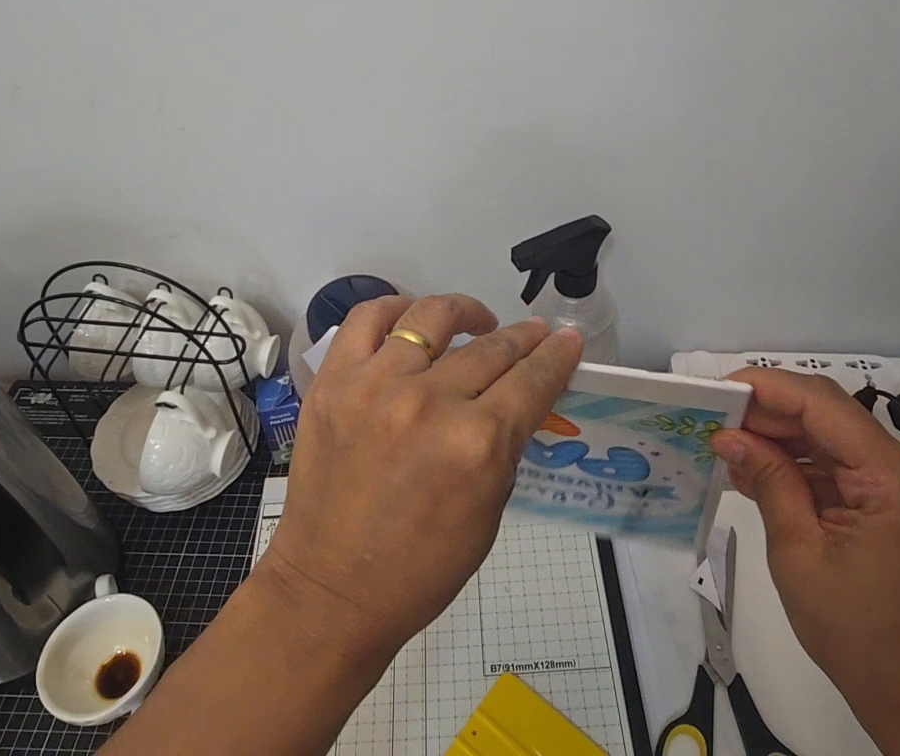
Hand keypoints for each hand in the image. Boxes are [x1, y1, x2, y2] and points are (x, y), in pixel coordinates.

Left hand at [258, 294, 583, 665]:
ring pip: (432, 318)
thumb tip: (521, 395)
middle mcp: (430, 403)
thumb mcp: (490, 511)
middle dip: (524, 337)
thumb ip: (506, 444)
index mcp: (477, 444)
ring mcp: (376, 386)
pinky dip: (396, 309)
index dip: (557, 356)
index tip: (567, 340)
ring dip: (466, 312)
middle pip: (492, 348)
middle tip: (535, 333)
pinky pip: (368, 321)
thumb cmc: (422, 567)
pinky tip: (413, 319)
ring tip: (477, 320)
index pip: (532, 381)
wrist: (332, 589)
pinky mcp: (334, 383)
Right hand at [708, 368, 899, 755]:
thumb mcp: (798, 554)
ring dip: (789, 443)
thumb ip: (768, 481)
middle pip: (836, 420)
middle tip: (718, 420)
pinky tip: (767, 474)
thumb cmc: (856, 635)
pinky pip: (855, 473)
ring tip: (732, 448)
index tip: (722, 387)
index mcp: (899, 483)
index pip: (827, 407)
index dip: (771, 388)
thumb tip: (728, 435)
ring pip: (843, 444)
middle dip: (773, 416)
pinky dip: (812, 471)